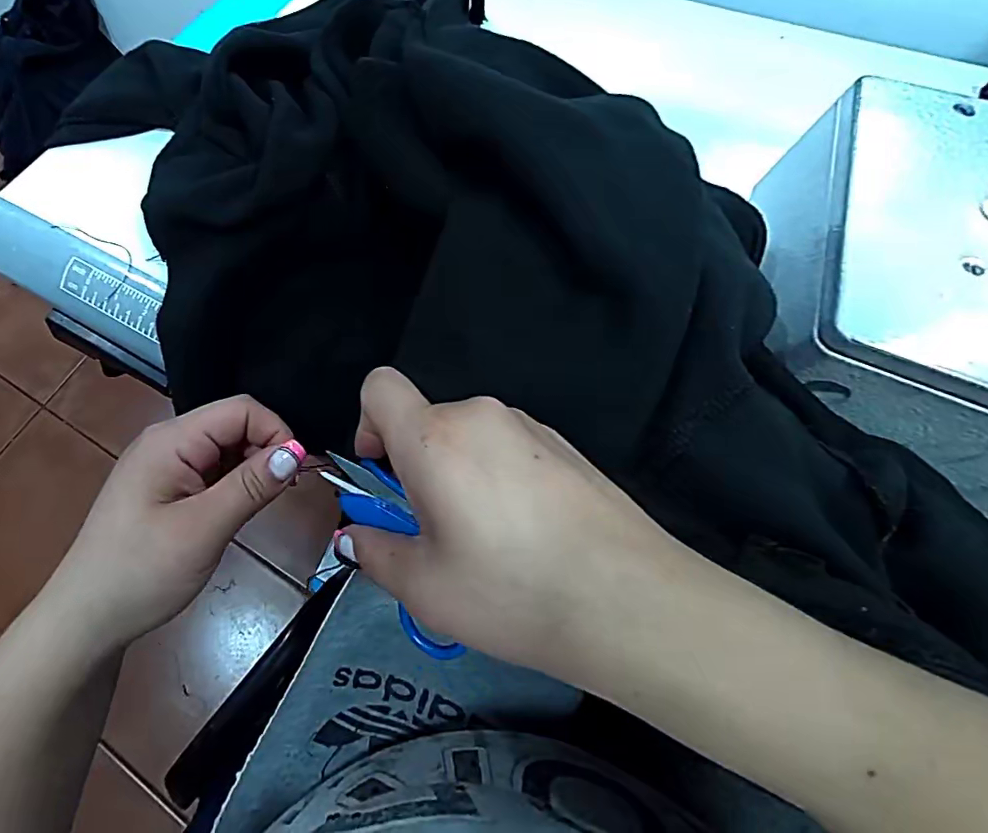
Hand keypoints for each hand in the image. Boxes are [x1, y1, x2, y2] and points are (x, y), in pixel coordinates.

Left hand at [40, 395, 304, 650]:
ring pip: (226, 448)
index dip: (275, 431)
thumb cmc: (140, 573)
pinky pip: (213, 470)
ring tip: (264, 504)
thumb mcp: (203, 529)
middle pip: (234, 424)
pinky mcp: (167, 487)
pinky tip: (241, 509)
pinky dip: (235, 483)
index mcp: (171, 440)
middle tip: (286, 491)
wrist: (85, 622)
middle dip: (267, 449)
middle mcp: (168, 441)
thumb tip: (296, 450)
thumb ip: (251, 486)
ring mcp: (166, 464)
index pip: (240, 409)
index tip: (296, 472)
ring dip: (252, 469)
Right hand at [337, 367, 700, 684]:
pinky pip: (510, 448)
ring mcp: (529, 425)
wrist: (631, 599)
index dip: (366, 421)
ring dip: (461, 474)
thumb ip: (375, 552)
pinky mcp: (564, 444)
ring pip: (470, 437)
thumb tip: (356, 536)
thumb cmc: (511, 590)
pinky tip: (531, 534)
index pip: (379, 386)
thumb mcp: (424, 588)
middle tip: (437, 532)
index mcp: (434, 437)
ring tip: (491, 541)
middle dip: (418, 467)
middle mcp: (480, 415)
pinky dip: (501, 477)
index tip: (382, 471)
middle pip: (427, 422)